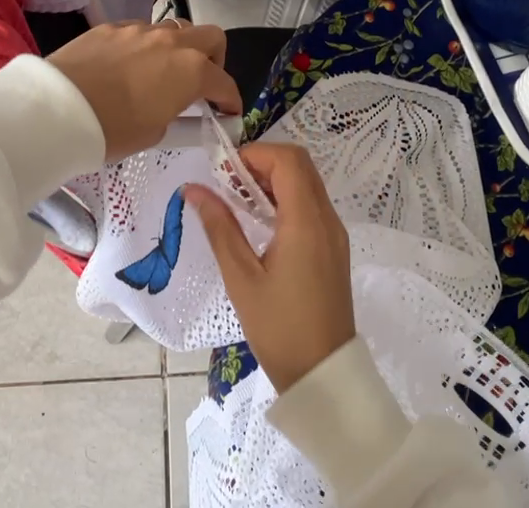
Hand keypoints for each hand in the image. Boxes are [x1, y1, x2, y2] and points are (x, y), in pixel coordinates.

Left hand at [46, 19, 241, 162]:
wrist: (57, 107)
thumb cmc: (112, 129)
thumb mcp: (153, 134)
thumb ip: (175, 117)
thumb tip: (175, 110)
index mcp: (192, 71)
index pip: (224, 83)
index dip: (230, 100)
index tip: (228, 112)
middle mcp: (172, 42)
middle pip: (210, 37)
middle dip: (214, 59)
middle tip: (201, 82)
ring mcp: (141, 30)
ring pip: (174, 29)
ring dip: (178, 48)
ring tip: (162, 72)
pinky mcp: (112, 27)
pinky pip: (140, 31)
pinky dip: (145, 46)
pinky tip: (128, 66)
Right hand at [187, 142, 353, 392]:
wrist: (323, 374)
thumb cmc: (278, 327)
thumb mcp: (241, 277)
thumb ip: (219, 227)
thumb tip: (193, 189)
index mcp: (307, 222)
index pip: (288, 160)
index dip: (255, 154)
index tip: (223, 171)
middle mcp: (327, 219)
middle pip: (300, 166)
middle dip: (263, 163)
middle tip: (228, 183)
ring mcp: (335, 234)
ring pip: (307, 184)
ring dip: (274, 181)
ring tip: (238, 202)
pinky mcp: (334, 248)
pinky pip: (312, 206)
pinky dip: (286, 199)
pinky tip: (260, 223)